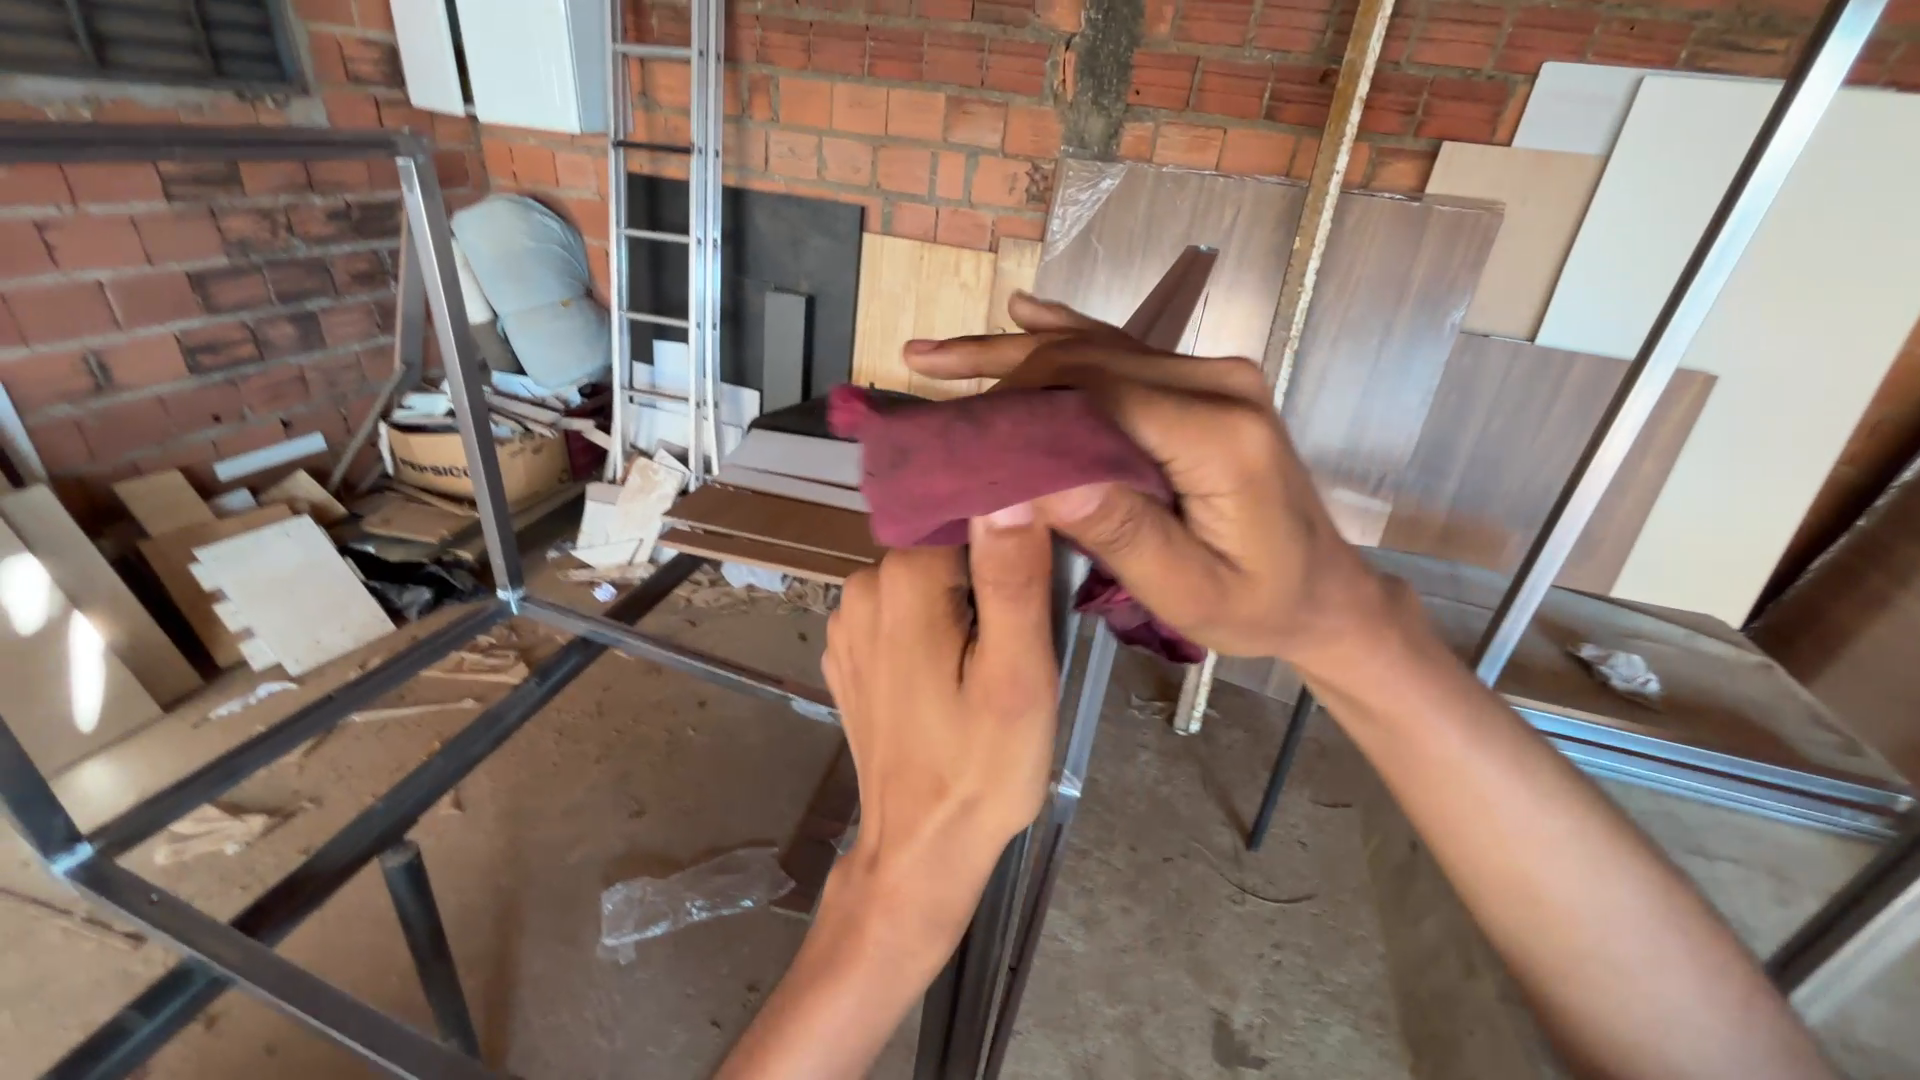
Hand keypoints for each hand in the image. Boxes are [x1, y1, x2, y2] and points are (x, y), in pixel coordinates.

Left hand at [822, 518, 1058, 902]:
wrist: (921, 846)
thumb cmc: (980, 765)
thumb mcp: (1017, 673)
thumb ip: (1012, 576)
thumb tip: (1010, 491)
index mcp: (901, 580)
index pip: (966, 513)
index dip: (1009, 541)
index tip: (1039, 577)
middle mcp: (861, 588)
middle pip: (943, 545)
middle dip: (984, 576)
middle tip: (1018, 636)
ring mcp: (848, 623)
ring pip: (924, 576)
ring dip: (959, 603)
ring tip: (987, 659)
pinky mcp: (849, 653)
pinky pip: (899, 611)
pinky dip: (929, 626)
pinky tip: (950, 671)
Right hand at [905, 293, 1390, 674]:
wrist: (1324, 590)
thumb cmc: (1259, 604)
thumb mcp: (1190, 591)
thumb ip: (1119, 530)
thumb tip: (1030, 482)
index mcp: (1218, 433)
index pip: (1093, 394)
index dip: (1013, 408)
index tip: (950, 438)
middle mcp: (1218, 380)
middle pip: (1084, 361)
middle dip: (999, 380)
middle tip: (926, 405)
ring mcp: (1211, 373)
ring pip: (1092, 346)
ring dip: (1010, 352)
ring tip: (930, 355)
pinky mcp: (1201, 381)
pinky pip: (1120, 348)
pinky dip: (1061, 335)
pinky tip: (1019, 314)